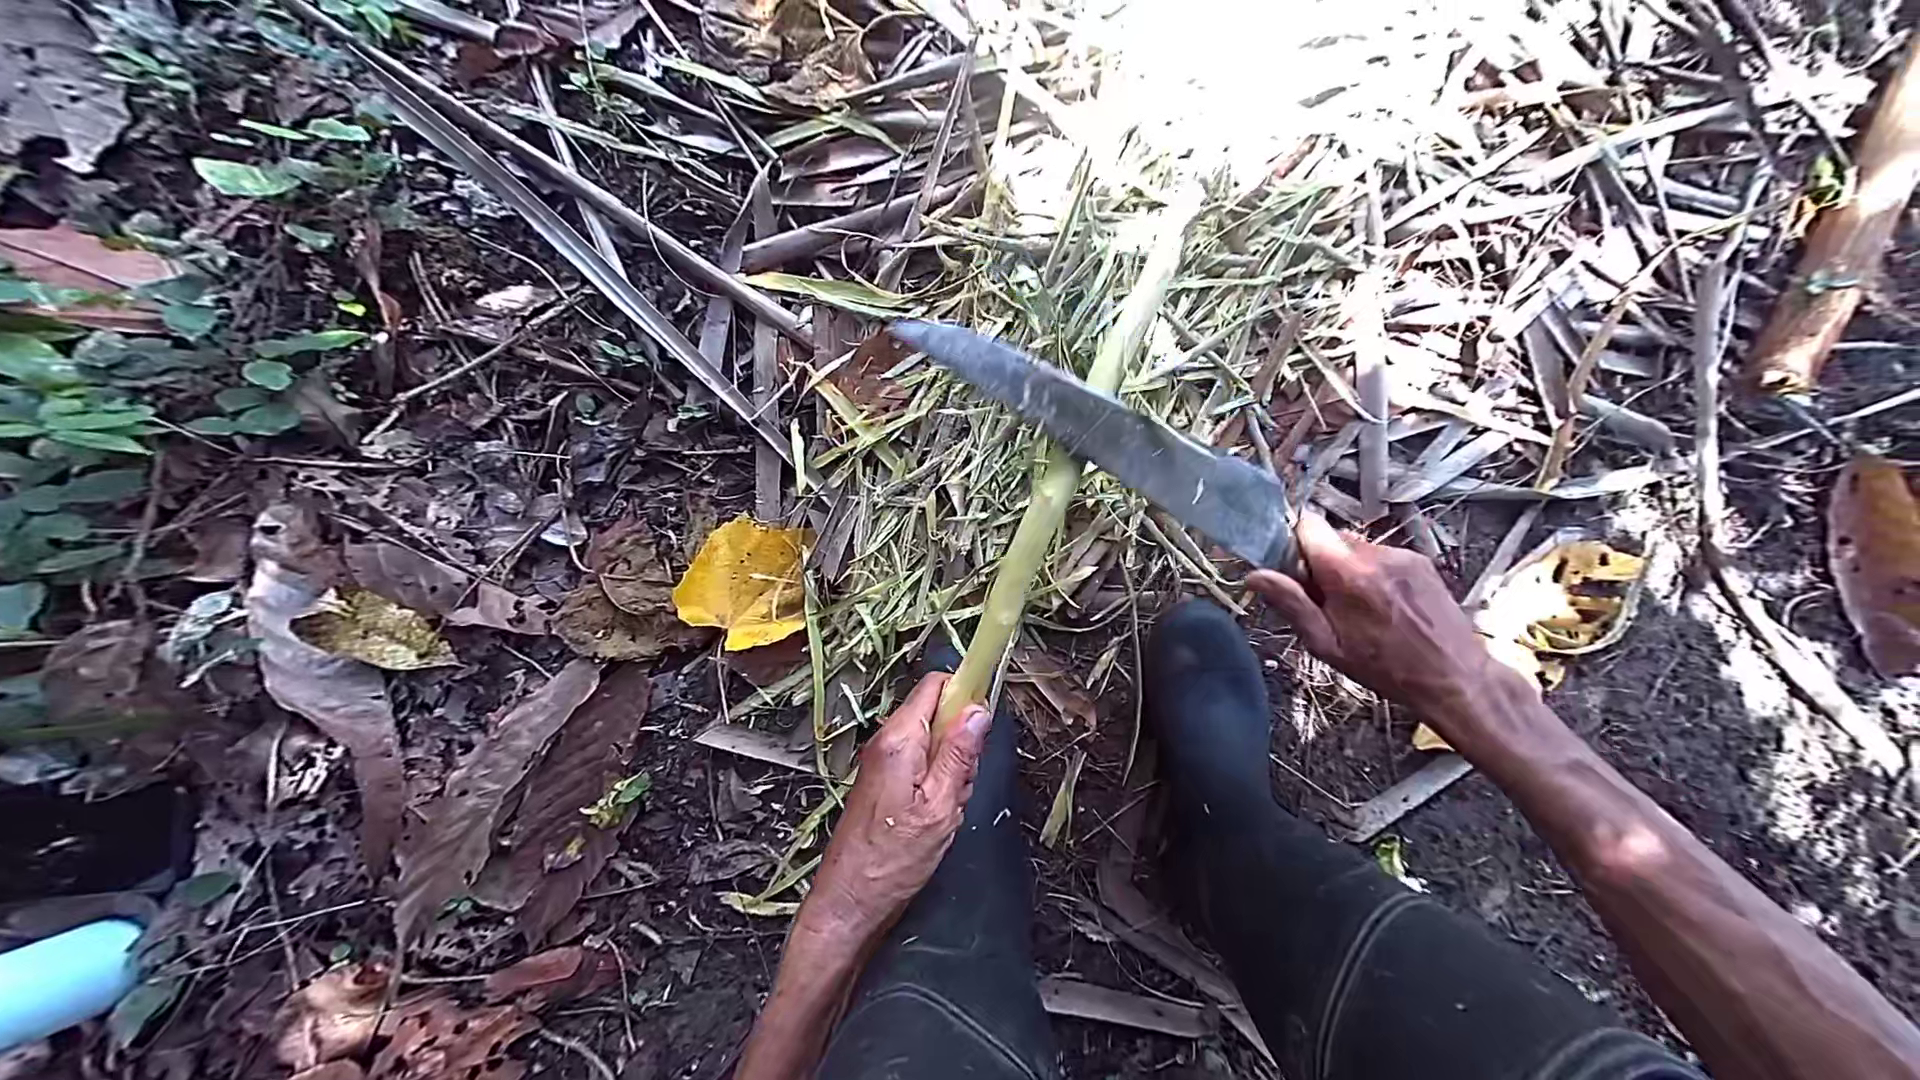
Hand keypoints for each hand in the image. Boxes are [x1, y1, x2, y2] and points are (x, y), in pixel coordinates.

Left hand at [805, 672, 991, 937]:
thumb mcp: (940, 806)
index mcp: (900, 738)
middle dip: (960, 739)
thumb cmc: (891, 860)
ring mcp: (883, 758)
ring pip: (932, 739)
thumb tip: (979, 709)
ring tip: (945, 805)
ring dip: (950, 765)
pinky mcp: (883, 776)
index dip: (965, 692)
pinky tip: (934, 814)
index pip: (936, 684)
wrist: (849, 900)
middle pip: (937, 711)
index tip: (984, 719)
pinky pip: (920, 760)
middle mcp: (886, 739)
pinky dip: (936, 780)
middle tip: (961, 782)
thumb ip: (959, 753)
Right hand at [1248, 512, 1512, 726]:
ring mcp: (1403, 556)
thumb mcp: (1326, 644)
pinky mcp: (1421, 562)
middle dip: (1320, 562)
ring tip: (1358, 607)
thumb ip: (1290, 603)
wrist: (1456, 678)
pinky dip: (1372, 573)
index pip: (1307, 524)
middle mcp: (1376, 555)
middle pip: (1330, 538)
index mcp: (1347, 573)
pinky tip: (1382, 605)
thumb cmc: (1386, 668)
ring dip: (1346, 569)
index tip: (1294, 571)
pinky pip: (1380, 556)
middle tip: (1326, 600)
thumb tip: (1255, 576)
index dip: (1294, 544)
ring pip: (1355, 547)